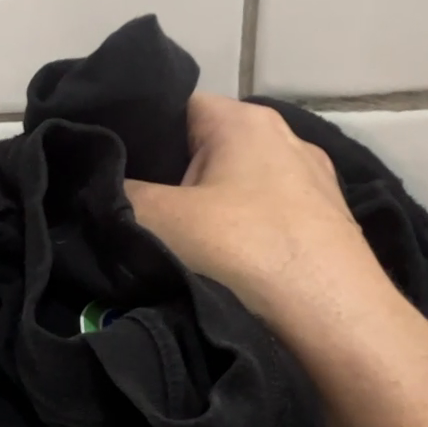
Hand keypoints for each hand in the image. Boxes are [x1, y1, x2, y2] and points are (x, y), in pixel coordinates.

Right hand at [127, 95, 399, 343]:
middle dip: (167, 183)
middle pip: (202, 150)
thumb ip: (117, 196)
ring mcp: (310, 183)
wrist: (332, 319)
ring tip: (175, 251)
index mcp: (243, 120)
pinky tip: (224, 271)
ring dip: (202, 217)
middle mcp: (283, 138)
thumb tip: (95, 187)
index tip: (109, 173)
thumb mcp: (159, 220)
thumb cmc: (244, 252)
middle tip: (132, 219)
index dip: (136, 136)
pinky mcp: (323, 225)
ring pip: (232, 189)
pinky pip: (260, 220)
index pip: (174, 107)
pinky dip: (236, 240)